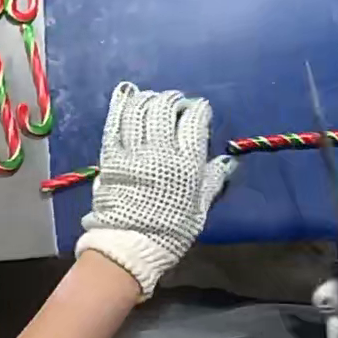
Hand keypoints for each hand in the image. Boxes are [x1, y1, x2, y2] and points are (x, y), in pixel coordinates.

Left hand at [73, 83, 234, 297]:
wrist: (129, 243)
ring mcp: (132, 151)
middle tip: (176, 102)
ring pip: (139, 110)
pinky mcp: (110, 155)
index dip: (198, 109)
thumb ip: (212, 181)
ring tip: (153, 98)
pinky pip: (115, 122)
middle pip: (165, 110)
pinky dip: (121, 104)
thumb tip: (227, 161)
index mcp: (186, 163)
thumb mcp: (199, 207)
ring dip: (148, 98)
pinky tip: (127, 93)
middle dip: (173, 100)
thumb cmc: (169, 230)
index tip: (198, 109)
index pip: (194, 122)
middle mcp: (159, 151)